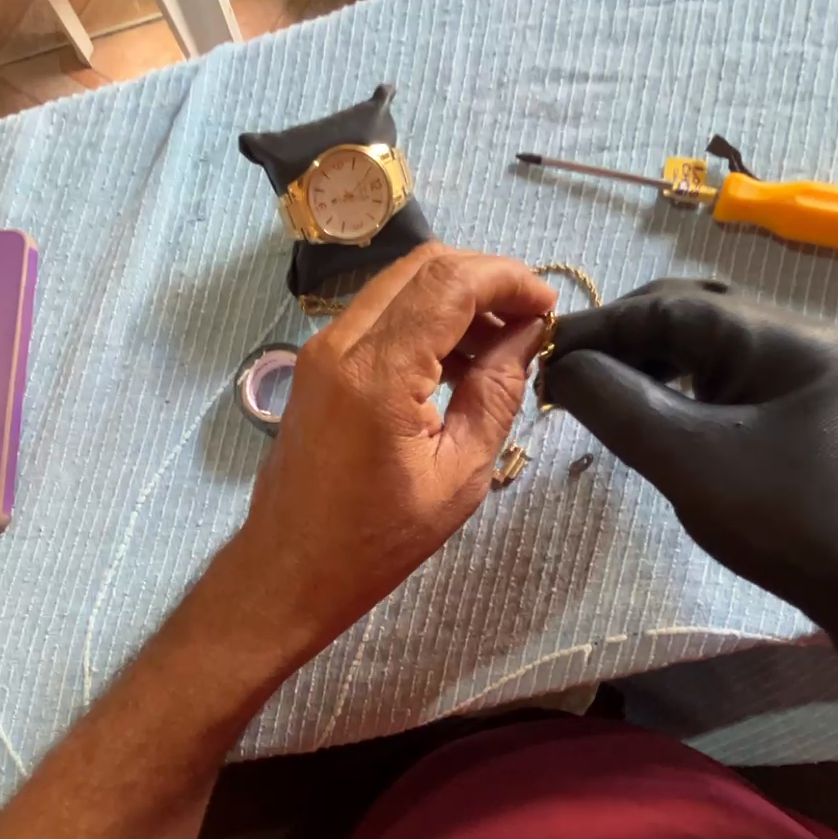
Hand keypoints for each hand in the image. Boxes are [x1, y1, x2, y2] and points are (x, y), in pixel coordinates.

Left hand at [220, 245, 555, 657]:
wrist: (290, 571)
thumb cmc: (376, 541)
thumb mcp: (458, 475)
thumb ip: (497, 393)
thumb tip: (526, 334)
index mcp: (377, 373)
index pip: (451, 282)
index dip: (509, 280)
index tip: (547, 306)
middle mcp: (339, 344)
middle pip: (422, 267)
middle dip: (484, 280)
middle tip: (526, 322)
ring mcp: (319, 352)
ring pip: (397, 287)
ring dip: (452, 301)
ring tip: (497, 349)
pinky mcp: (314, 367)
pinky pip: (376, 319)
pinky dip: (420, 323)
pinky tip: (453, 364)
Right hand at [542, 279, 837, 673]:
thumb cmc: (782, 524)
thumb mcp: (688, 464)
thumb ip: (617, 405)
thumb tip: (560, 368)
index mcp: (781, 339)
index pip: (669, 306)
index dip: (596, 325)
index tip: (541, 355)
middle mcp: (789, 333)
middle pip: (682, 309)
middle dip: (614, 337)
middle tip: (561, 376)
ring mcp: (786, 362)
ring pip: (692, 337)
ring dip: (635, 356)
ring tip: (591, 388)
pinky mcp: (778, 393)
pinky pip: (707, 366)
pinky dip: (660, 377)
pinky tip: (637, 401)